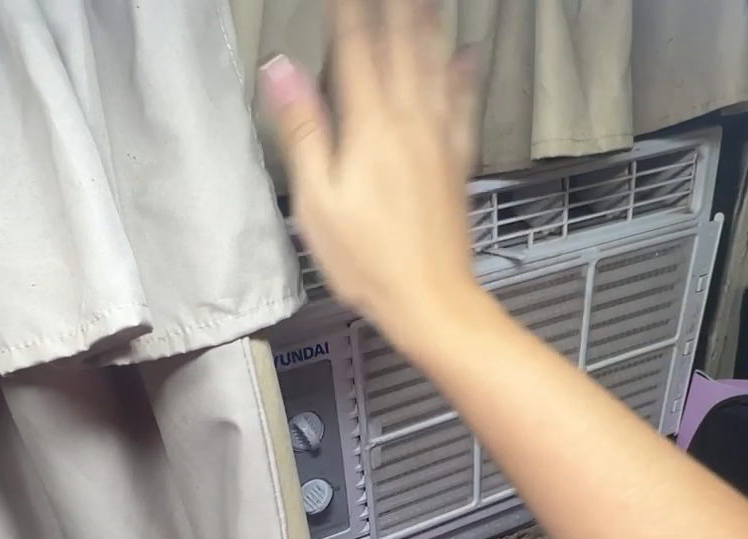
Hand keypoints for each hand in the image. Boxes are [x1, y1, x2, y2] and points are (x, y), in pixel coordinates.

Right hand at [259, 0, 482, 349]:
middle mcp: (409, 122)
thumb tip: (280, 70)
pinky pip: (463, 106)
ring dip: (428, 21)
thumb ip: (304, 132)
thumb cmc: (367, 262)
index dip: (347, 7)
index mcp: (369, 128)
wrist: (430, 300)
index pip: (355, 48)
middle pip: (402, 43)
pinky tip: (466, 55)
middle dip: (394, 3)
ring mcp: (439, 141)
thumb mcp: (318, 204)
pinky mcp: (457, 164)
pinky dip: (465, 75)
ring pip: (436, 65)